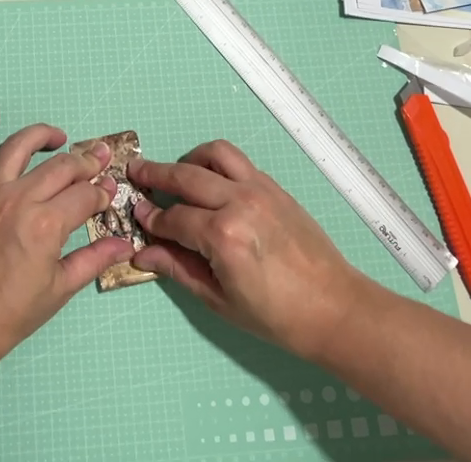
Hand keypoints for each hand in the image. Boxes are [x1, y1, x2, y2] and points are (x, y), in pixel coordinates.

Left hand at [0, 109, 134, 367]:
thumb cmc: (9, 314)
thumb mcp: (58, 289)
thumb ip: (93, 259)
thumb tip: (125, 243)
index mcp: (45, 224)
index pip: (85, 195)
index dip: (102, 192)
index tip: (110, 193)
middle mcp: (18, 199)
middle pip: (60, 167)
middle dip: (85, 161)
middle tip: (99, 158)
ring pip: (19, 148)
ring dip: (42, 136)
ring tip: (59, 136)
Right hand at [128, 141, 369, 361]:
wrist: (335, 308)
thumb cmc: (277, 316)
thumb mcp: (220, 301)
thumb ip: (179, 269)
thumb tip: (143, 252)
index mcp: (223, 236)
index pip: (173, 218)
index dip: (151, 219)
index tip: (136, 216)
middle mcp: (239, 203)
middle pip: (185, 176)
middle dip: (155, 174)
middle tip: (135, 173)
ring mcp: (259, 189)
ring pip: (214, 154)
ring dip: (188, 159)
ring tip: (174, 172)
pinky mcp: (274, 187)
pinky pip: (238, 161)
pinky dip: (215, 163)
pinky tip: (208, 180)